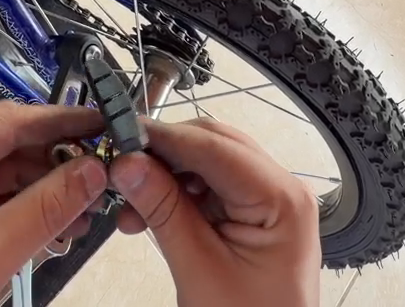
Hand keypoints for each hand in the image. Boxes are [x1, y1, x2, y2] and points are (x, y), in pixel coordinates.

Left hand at [0, 101, 108, 306]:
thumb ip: (44, 209)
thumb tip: (94, 170)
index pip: (8, 120)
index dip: (59, 121)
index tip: (101, 124)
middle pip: (10, 144)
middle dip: (56, 162)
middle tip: (102, 175)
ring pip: (8, 170)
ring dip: (47, 189)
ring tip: (86, 212)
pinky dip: (27, 208)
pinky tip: (59, 224)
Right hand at [108, 119, 320, 306]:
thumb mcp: (200, 271)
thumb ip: (164, 210)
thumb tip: (127, 163)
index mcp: (283, 198)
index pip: (217, 148)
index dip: (167, 137)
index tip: (123, 133)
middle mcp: (281, 187)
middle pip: (214, 146)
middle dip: (164, 155)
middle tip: (121, 167)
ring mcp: (268, 200)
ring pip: (207, 163)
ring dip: (165, 176)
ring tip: (128, 203)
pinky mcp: (253, 214)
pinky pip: (208, 187)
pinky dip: (176, 194)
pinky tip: (146, 213)